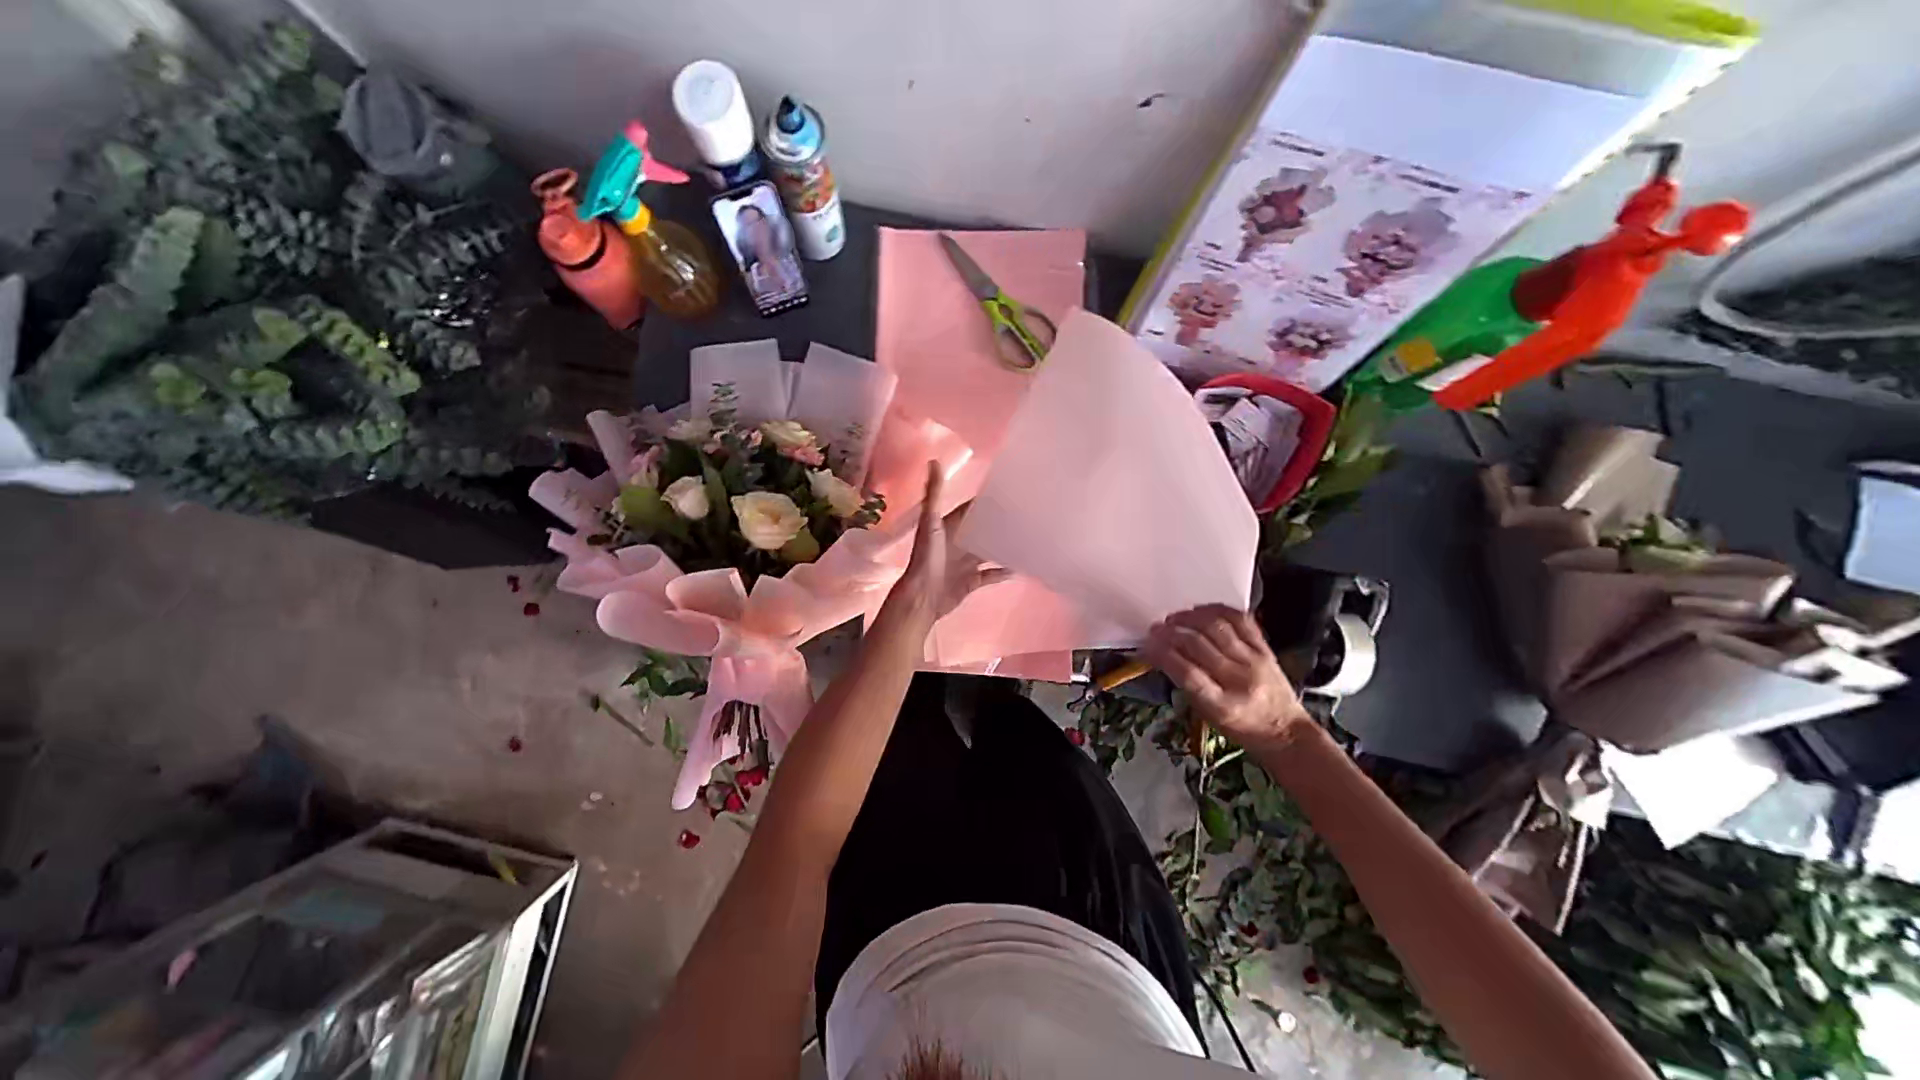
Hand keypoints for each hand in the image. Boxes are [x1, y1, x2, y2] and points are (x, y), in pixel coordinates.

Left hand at [875, 462, 1010, 636]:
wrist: (923, 595)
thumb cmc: (927, 557)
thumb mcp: (931, 521)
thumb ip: (934, 493)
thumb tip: (934, 461)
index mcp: (949, 527)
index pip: (970, 511)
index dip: (986, 503)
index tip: (1008, 494)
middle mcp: (957, 544)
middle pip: (982, 531)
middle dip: (999, 525)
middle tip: (1025, 517)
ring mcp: (964, 564)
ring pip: (988, 553)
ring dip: (1003, 548)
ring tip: (1026, 540)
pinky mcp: (970, 582)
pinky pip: (990, 575)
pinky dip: (1002, 573)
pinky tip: (1019, 568)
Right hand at [1143, 604, 1311, 751]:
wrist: (1285, 731)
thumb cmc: (1241, 728)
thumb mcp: (1207, 715)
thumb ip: (1187, 684)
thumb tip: (1163, 653)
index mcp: (1222, 705)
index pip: (1187, 673)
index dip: (1163, 655)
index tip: (1148, 644)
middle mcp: (1240, 680)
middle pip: (1199, 645)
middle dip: (1171, 633)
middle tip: (1156, 629)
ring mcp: (1255, 661)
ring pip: (1217, 627)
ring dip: (1190, 618)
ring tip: (1174, 618)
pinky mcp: (1265, 648)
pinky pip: (1240, 620)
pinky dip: (1217, 610)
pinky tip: (1201, 611)